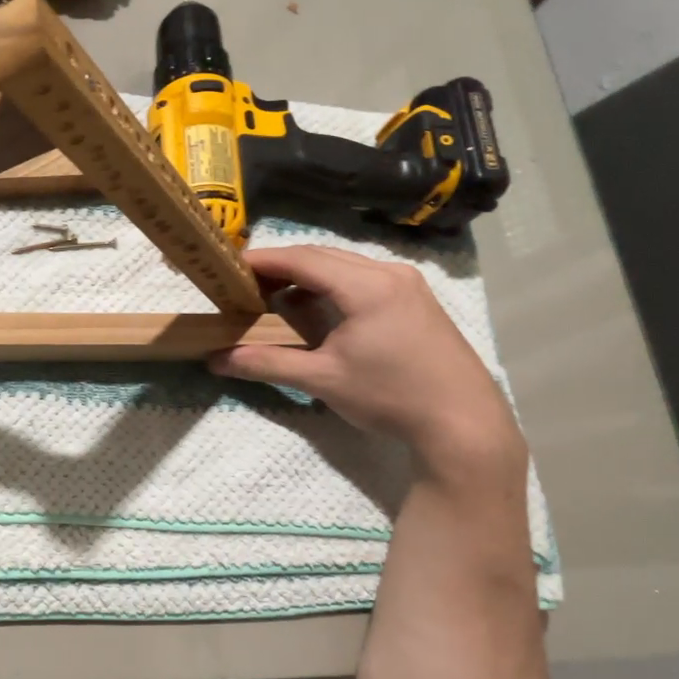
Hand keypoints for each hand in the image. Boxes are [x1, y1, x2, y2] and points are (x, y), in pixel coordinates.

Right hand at [208, 246, 522, 468]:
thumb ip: (266, 364)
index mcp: (367, 287)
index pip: (303, 259)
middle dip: (280, 266)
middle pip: (323, 256)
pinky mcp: (416, 301)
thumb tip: (215, 360)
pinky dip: (330, 287)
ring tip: (272, 297)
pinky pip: (362, 279)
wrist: (462, 421)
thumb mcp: (321, 380)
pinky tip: (314, 310)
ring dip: (306, 276)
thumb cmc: (390, 395)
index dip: (262, 260)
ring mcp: (408, 286)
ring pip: (344, 267)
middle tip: (243, 283)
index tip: (228, 266)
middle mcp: (390, 274)